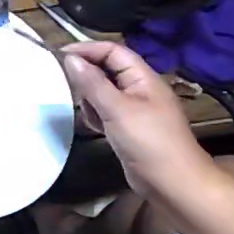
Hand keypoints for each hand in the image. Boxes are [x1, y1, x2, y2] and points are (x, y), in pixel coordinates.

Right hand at [60, 41, 211, 198]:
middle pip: (107, 69)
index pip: (113, 51)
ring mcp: (135, 109)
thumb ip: (92, 83)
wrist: (173, 184)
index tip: (60, 54)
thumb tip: (70, 58)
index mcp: (143, 77)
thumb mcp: (117, 109)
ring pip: (104, 91)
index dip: (87, 49)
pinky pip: (106, 111)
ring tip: (86, 112)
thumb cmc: (148, 142)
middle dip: (87, 75)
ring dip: (90, 98)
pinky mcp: (129, 128)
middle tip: (67, 85)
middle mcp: (140, 89)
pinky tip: (94, 127)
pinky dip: (96, 115)